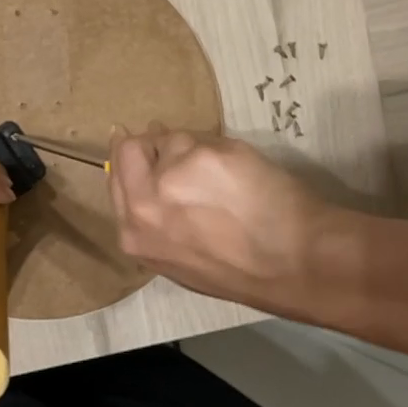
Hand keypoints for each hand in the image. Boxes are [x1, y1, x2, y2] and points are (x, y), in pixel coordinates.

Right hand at [108, 124, 355, 322]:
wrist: (292, 263)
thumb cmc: (239, 269)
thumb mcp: (176, 258)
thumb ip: (153, 219)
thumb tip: (149, 176)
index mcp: (133, 235)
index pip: (115, 178)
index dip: (130, 160)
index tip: (143, 149)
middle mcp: (142, 204)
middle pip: (130, 147)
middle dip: (152, 144)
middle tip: (181, 151)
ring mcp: (170, 176)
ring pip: (172, 138)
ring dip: (193, 149)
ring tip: (224, 175)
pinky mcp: (201, 155)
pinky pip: (202, 136)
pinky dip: (220, 148)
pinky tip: (241, 171)